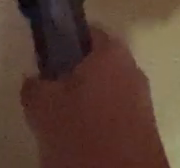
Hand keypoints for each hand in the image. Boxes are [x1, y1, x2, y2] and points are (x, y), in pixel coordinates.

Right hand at [21, 27, 170, 167]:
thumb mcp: (43, 108)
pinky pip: (114, 117)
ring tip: (63, 129)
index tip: (45, 63)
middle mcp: (131, 68)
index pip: (84, 32)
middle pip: (94, 66)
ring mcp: (142, 99)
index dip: (61, 43)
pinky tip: (83, 146)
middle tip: (49, 101)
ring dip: (84, 107)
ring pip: (103, 94)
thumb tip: (35, 80)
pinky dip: (98, 127)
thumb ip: (34, 86)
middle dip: (71, 81)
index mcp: (111, 51)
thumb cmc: (84, 134)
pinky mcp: (145, 129)